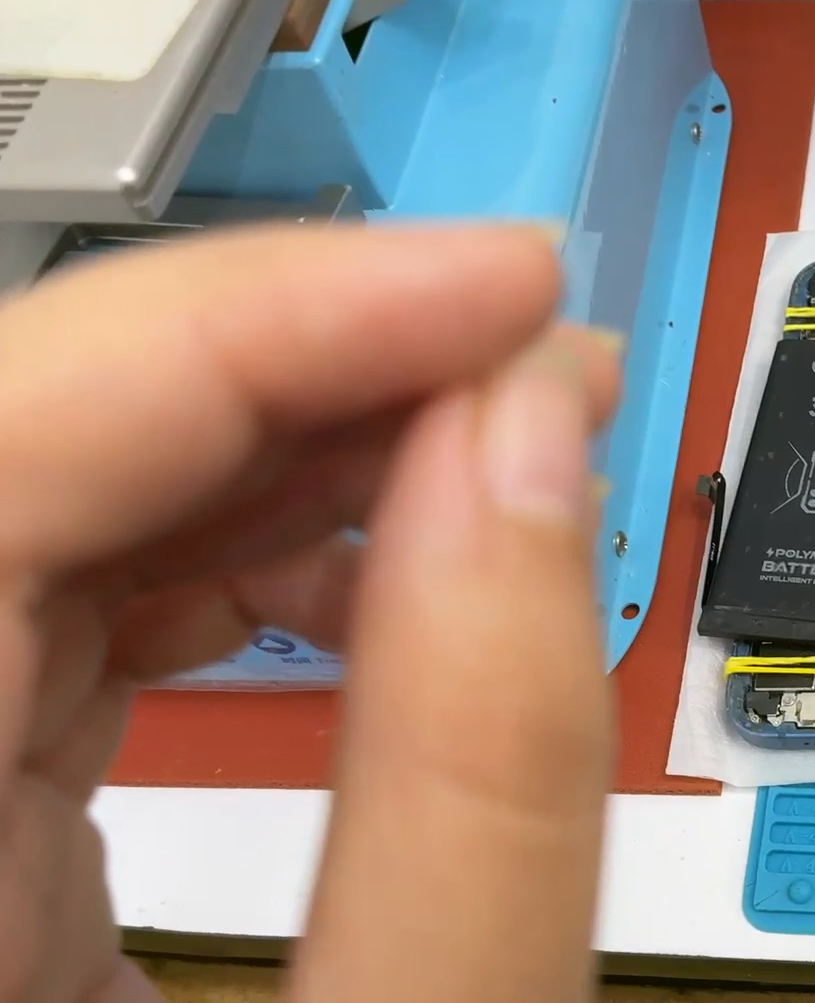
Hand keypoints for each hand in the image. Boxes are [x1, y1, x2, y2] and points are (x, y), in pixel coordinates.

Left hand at [0, 228, 619, 1001]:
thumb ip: (497, 737)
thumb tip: (550, 448)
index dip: (293, 317)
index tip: (523, 287)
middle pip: (18, 447)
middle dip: (336, 375)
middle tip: (551, 375)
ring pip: (43, 496)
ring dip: (313, 448)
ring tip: (508, 456)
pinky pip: (62, 579)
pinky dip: (257, 538)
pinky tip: (395, 556)